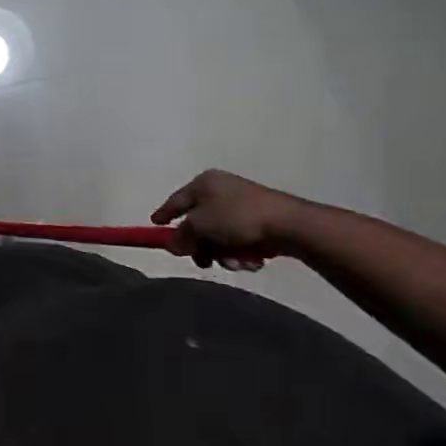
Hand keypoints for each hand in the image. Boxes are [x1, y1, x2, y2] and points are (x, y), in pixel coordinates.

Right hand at [152, 170, 307, 268]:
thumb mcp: (198, 227)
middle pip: (199, 222)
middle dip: (200, 245)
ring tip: (234, 262)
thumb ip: (180, 236)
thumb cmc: (236, 219)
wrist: (290, 225)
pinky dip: (242, 251)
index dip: (164, 214)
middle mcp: (222, 189)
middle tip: (201, 260)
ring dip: (223, 253)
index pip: (176, 200)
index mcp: (204, 183)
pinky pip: (241, 238)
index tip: (155, 224)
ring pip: (221, 234)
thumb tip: (173, 245)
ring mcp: (244, 204)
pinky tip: (250, 260)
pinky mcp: (263, 219)